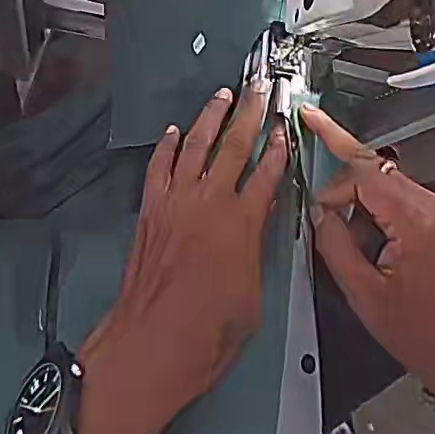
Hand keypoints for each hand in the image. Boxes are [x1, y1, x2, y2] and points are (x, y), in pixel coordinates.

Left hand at [75, 83, 286, 433]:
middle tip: (260, 87)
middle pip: (234, 146)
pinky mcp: (151, 209)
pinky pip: (160, 166)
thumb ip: (257, 245)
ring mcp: (177, 202)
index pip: (267, 172)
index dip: (279, 146)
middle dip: (250, 113)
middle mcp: (210, 202)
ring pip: (197, 145)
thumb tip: (263, 211)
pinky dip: (168, 145)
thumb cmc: (209, 332)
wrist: (149, 346)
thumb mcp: (253, 293)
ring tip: (223, 94)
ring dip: (211, 116)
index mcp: (242, 223)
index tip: (285, 126)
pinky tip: (176, 130)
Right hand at [301, 106, 434, 407]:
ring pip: (384, 181)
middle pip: (374, 168)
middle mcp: (432, 206)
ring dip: (358, 200)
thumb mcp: (363, 293)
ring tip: (350, 244)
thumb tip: (319, 212)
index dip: (331, 186)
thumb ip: (334, 243)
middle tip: (317, 194)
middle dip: (341, 184)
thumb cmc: (423, 333)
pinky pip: (397, 198)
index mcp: (416, 220)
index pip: (364, 172)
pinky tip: (368, 245)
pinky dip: (374, 212)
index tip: (312, 196)